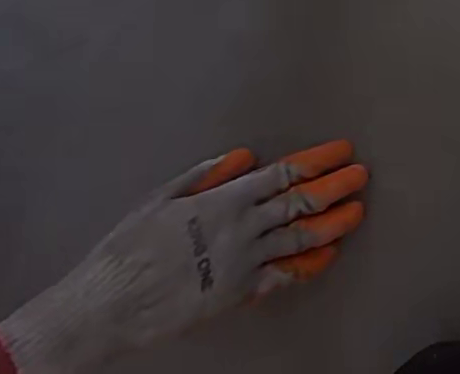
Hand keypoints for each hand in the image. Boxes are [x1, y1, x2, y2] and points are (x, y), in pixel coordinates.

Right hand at [0, 140, 367, 373]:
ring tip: (358, 210)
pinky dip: (309, 264)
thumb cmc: (126, 249)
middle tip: (362, 174)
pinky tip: (328, 254)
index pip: (285, 172)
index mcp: (226, 199)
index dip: (319, 160)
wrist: (97, 310)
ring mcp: (242, 261)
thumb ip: (207, 174)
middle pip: (301, 201)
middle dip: (337, 185)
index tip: (343, 149)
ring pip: (301, 236)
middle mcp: (242, 227)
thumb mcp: (162, 199)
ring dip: (333, 222)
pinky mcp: (236, 292)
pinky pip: (282, 276)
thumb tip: (246, 156)